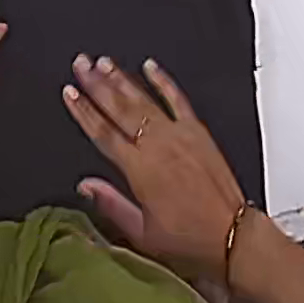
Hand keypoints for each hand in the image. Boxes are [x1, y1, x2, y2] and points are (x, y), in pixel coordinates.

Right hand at [62, 55, 245, 287]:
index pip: (103, 132)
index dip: (84, 110)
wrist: (233, 238)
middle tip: (81, 63)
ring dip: (121, 78)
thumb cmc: (189, 240)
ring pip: (143, 98)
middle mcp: (157, 145)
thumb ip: (111, 204)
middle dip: (96, 83)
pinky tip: (149, 66)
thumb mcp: (143, 234)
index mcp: (140, 170)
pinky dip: (162, 80)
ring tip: (103, 62)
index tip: (70, 92)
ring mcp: (178, 133)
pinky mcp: (197, 129)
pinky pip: (177, 98)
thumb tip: (85, 184)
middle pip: (119, 107)